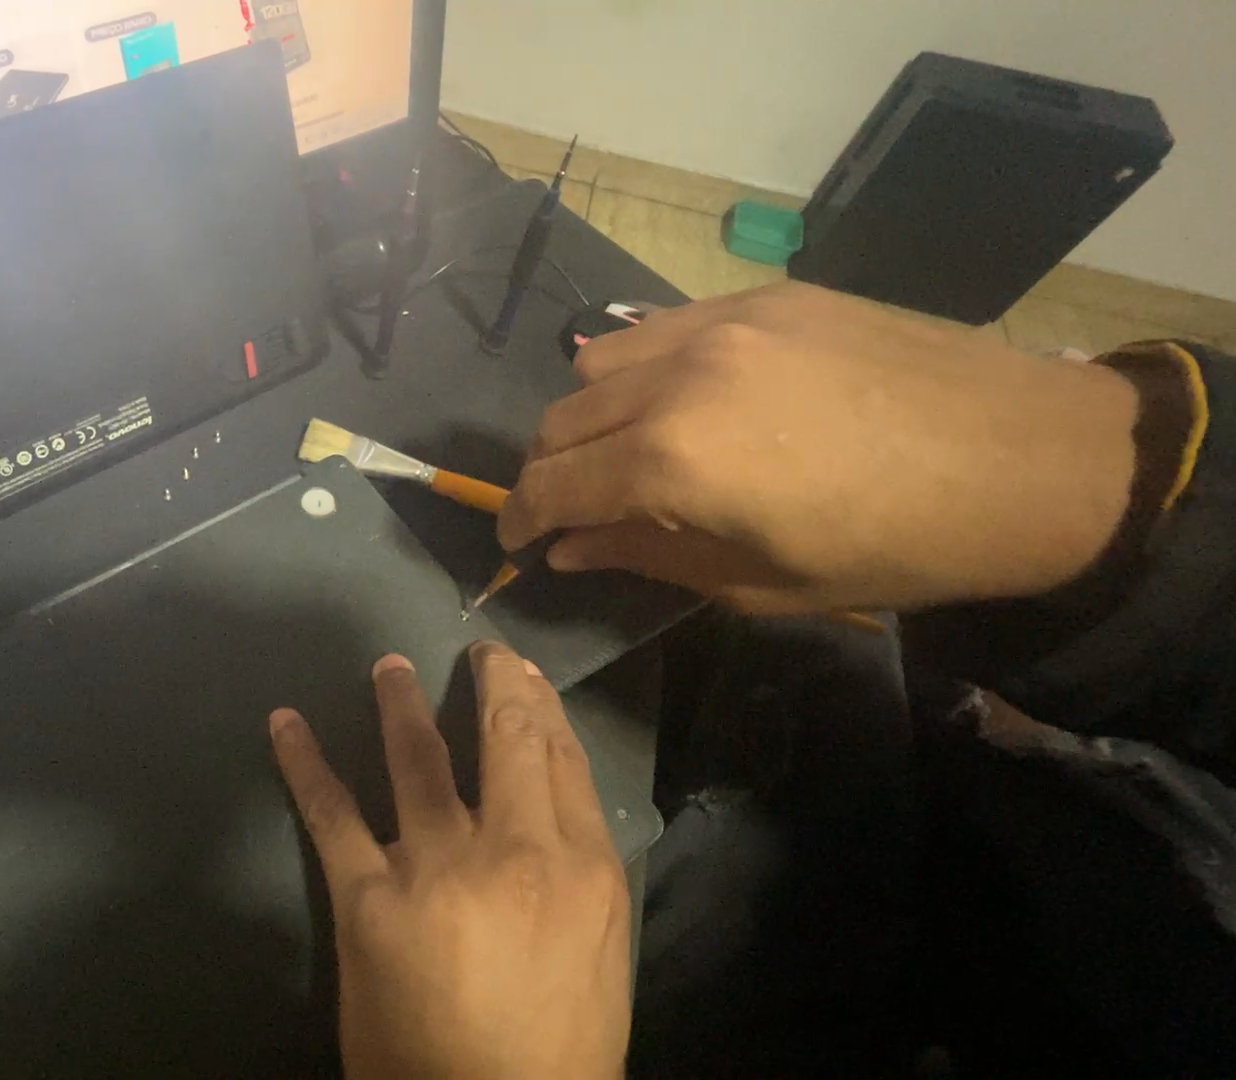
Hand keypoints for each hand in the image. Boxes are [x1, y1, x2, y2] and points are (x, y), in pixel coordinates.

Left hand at [269, 644, 630, 1079]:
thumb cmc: (553, 1041)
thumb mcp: (597, 950)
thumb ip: (576, 866)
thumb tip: (548, 793)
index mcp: (580, 870)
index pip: (560, 757)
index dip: (539, 704)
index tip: (520, 671)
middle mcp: (510, 853)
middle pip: (504, 739)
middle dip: (492, 682)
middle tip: (478, 650)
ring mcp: (432, 868)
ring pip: (417, 756)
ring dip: (400, 701)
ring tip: (389, 665)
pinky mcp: (365, 895)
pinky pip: (330, 811)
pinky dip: (303, 761)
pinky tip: (283, 722)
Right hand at [499, 283, 1140, 612]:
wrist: (1034, 461)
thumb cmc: (890, 548)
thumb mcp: (753, 581)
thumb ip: (640, 557)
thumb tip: (565, 550)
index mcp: (673, 462)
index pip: (552, 486)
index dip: (520, 518)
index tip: (516, 540)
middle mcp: (675, 380)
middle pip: (557, 423)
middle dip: (543, 473)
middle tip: (563, 504)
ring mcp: (717, 326)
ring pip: (592, 367)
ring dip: (584, 416)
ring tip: (619, 445)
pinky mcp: (758, 298)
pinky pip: (654, 329)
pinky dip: (636, 370)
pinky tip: (673, 396)